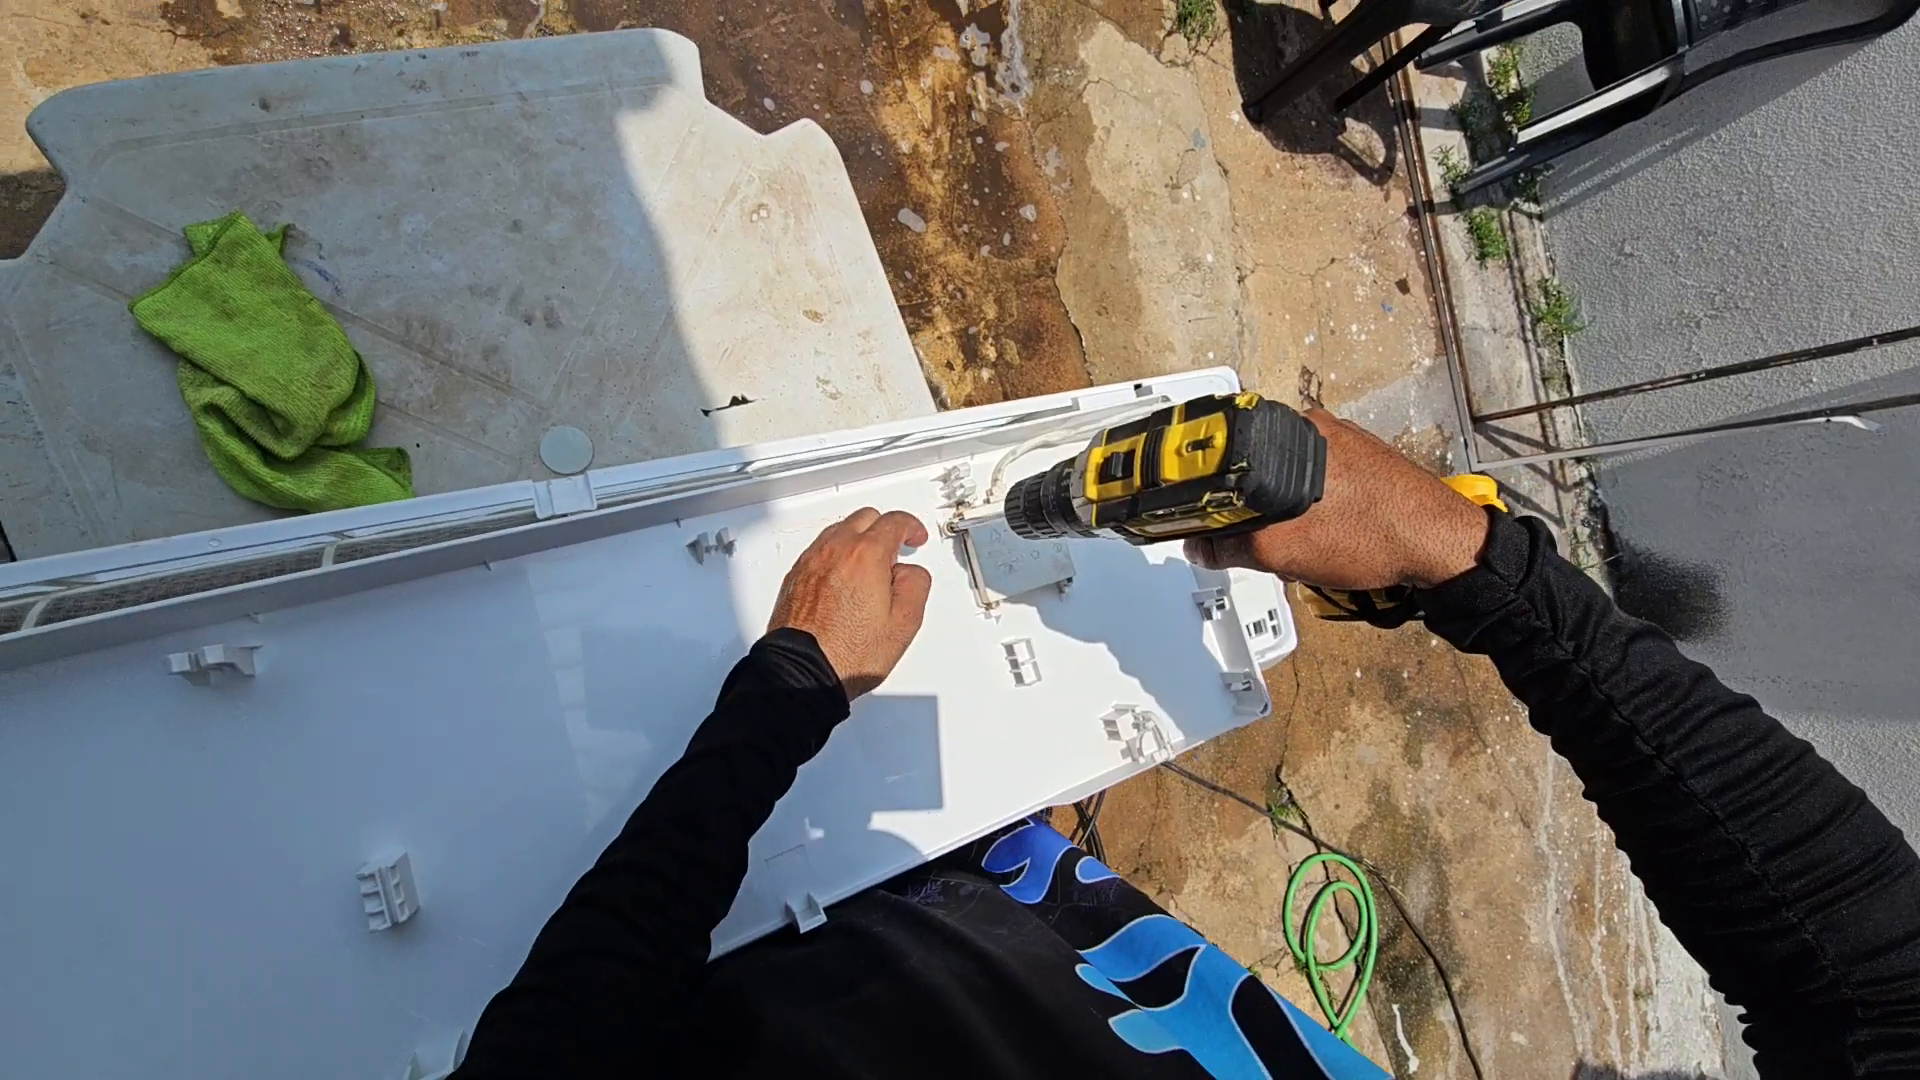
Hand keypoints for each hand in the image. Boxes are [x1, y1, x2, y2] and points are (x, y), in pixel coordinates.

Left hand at [768, 508, 933, 699]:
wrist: (802, 671)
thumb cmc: (848, 653)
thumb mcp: (905, 623)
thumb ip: (916, 584)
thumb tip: (910, 572)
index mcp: (865, 556)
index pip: (894, 522)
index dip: (911, 526)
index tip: (915, 536)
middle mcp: (835, 551)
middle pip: (865, 517)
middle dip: (885, 528)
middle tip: (896, 549)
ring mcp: (811, 562)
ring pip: (840, 530)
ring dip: (859, 538)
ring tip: (870, 566)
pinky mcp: (796, 576)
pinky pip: (820, 550)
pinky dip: (836, 553)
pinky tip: (845, 577)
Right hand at [1186, 410, 1488, 589]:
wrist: (1444, 547)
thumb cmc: (1378, 534)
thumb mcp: (1283, 550)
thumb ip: (1229, 547)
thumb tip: (1199, 545)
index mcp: (1294, 432)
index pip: (1224, 449)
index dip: (1206, 485)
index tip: (1202, 510)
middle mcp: (1318, 428)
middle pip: (1253, 466)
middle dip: (1248, 505)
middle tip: (1258, 536)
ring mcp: (1342, 443)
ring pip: (1283, 477)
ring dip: (1279, 509)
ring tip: (1297, 539)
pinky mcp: (1361, 461)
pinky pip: (1314, 483)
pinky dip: (1307, 508)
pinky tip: (1322, 533)